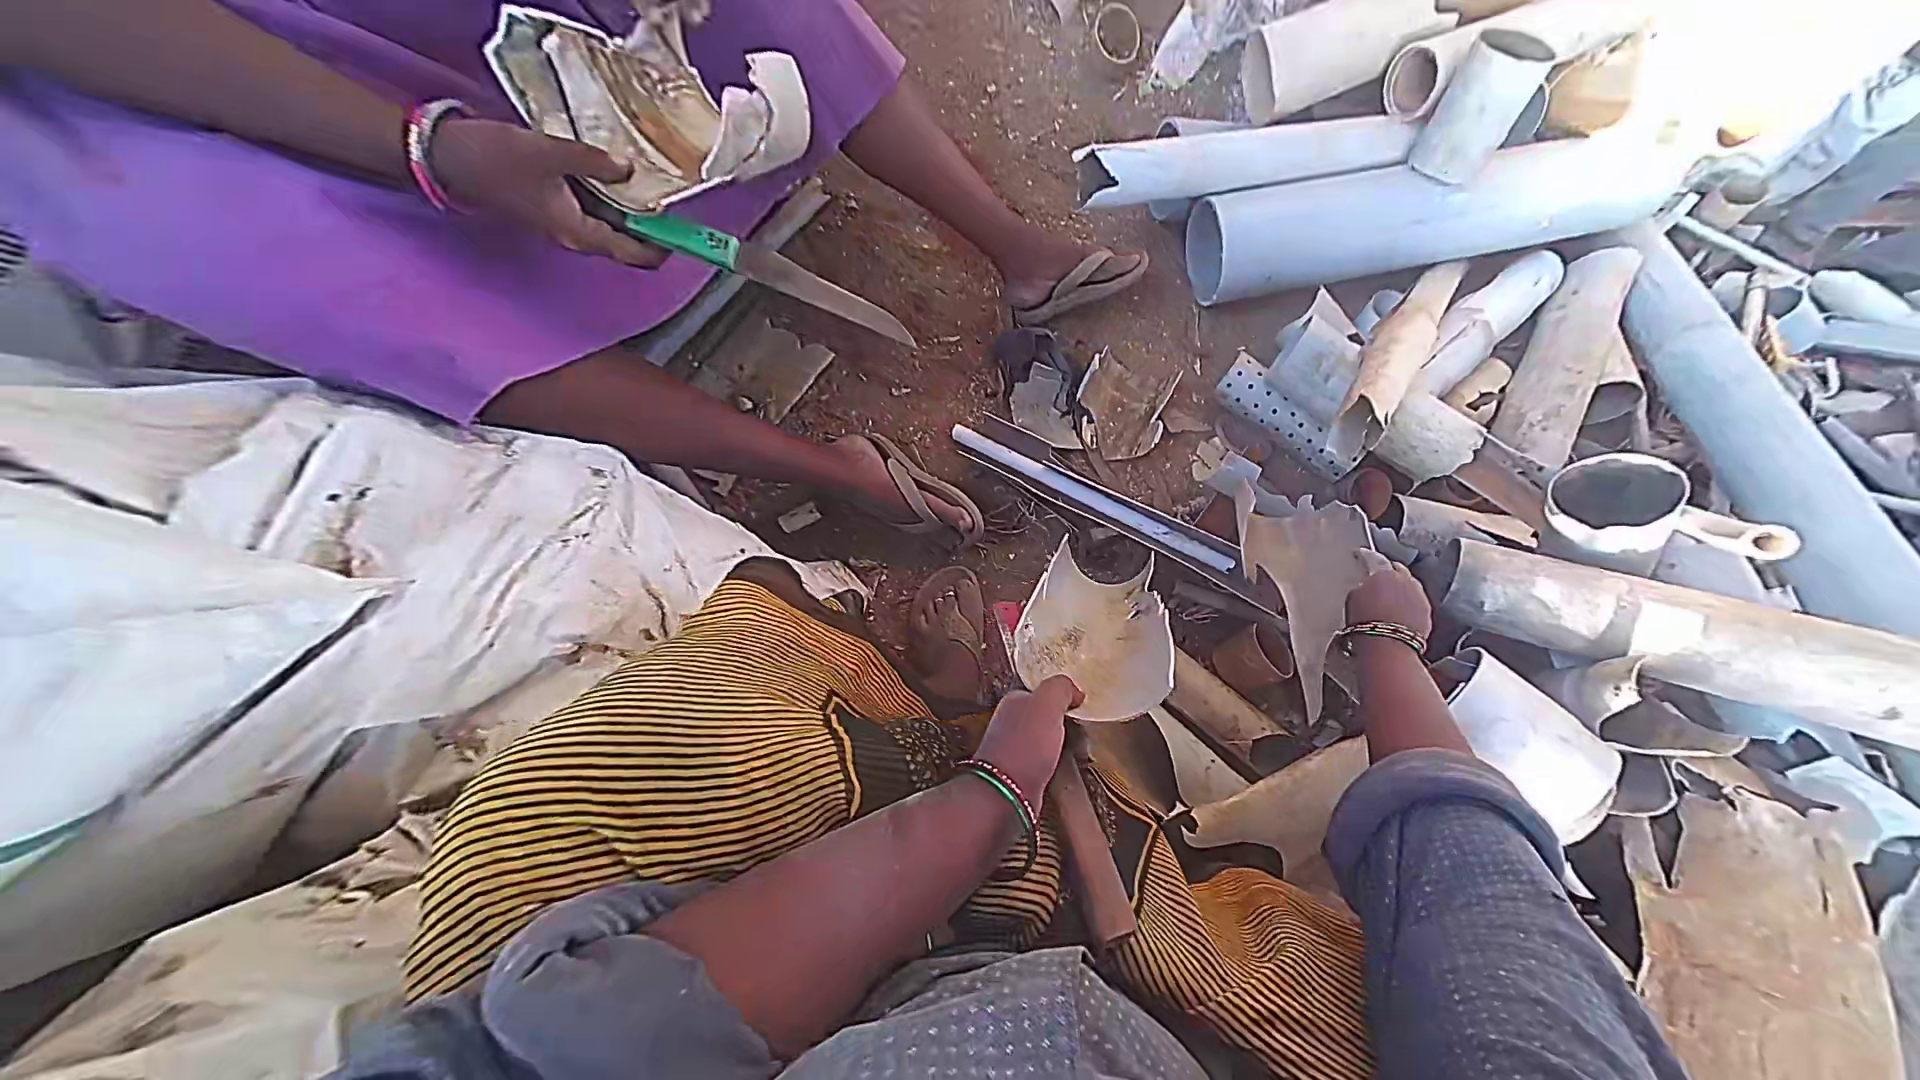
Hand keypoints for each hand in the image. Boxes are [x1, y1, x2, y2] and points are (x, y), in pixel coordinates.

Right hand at [431, 118, 668, 268]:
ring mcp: (564, 224)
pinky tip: (616, 176)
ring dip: (631, 212)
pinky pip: (592, 210)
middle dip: (651, 228)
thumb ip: (594, 162)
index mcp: (580, 234)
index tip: (683, 234)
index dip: (662, 248)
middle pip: (626, 242)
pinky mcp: (554, 208)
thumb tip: (628, 169)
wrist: (443, 158)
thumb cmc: (493, 159)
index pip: (634, 255)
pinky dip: (609, 199)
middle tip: (673, 205)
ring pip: (610, 225)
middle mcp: (576, 237)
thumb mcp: (549, 154)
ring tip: (652, 189)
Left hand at [972, 675, 1082, 806]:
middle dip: (1066, 722)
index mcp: (1013, 700)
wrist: (1007, 792)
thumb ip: (1060, 688)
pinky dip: (1058, 762)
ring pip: (1048, 738)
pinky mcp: (1020, 771)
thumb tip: (1075, 690)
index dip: (1063, 696)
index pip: (1042, 691)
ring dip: (1065, 744)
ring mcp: (1014, 746)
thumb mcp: (1046, 704)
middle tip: (1083, 731)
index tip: (1081, 705)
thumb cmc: (1026, 744)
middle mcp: (1010, 721)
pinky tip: (1066, 767)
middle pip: (1046, 715)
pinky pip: (1046, 759)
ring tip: (1080, 751)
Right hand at [1345, 550, 1431, 638]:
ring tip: (1387, 596)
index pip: (1374, 558)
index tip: (1360, 554)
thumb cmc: (1366, 623)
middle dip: (1388, 570)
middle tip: (1376, 576)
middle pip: (1397, 569)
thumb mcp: (1352, 599)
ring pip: (1408, 585)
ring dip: (1399, 587)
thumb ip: (1361, 586)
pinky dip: (1407, 602)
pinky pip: (1415, 600)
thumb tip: (1366, 587)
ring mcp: (1419, 595)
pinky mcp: (1427, 611)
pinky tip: (1397, 610)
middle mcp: (1405, 580)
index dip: (1365, 555)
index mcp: (1384, 573)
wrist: (1389, 645)